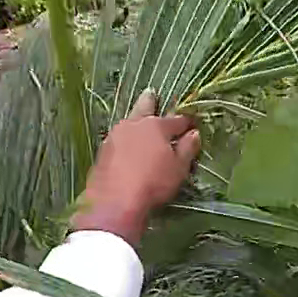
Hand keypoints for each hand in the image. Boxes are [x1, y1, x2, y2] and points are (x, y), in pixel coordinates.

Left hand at [71, 91, 200, 245]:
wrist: (115, 202)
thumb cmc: (154, 183)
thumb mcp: (179, 168)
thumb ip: (188, 149)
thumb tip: (194, 134)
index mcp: (155, 126)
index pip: (175, 120)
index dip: (186, 121)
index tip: (193, 122)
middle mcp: (133, 125)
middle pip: (144, 108)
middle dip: (151, 102)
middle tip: (152, 93)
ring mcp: (114, 136)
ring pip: (128, 122)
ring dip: (136, 120)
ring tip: (139, 119)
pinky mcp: (103, 151)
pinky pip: (118, 139)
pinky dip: (126, 138)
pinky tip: (126, 144)